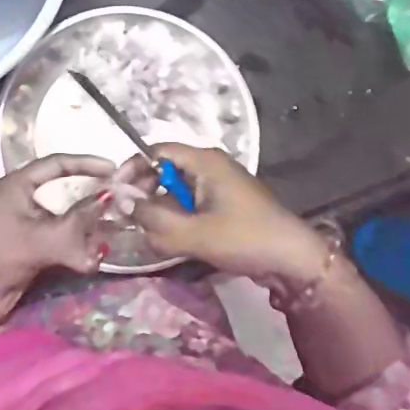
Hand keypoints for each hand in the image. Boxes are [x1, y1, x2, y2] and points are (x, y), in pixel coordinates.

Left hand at [0, 154, 115, 311]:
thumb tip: (110, 199)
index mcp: (20, 184)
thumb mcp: (41, 238)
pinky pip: (64, 236)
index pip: (58, 163)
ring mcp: (30, 222)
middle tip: (118, 200)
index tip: (113, 168)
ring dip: (88, 225)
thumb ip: (78, 221)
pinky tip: (95, 252)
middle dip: (92, 197)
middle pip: (67, 189)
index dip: (87, 163)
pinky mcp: (34, 244)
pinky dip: (79, 242)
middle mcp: (26, 198)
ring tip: (111, 229)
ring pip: (68, 216)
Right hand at [130, 143, 327, 284]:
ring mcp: (218, 186)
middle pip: (165, 171)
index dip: (133, 167)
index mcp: (205, 161)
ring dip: (162, 212)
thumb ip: (155, 219)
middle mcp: (210, 167)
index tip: (116, 191)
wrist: (293, 258)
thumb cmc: (245, 238)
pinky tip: (174, 243)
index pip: (158, 151)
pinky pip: (191, 205)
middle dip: (146, 194)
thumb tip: (124, 203)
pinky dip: (179, 220)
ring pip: (176, 192)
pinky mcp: (224, 206)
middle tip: (131, 218)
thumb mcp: (194, 233)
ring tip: (153, 236)